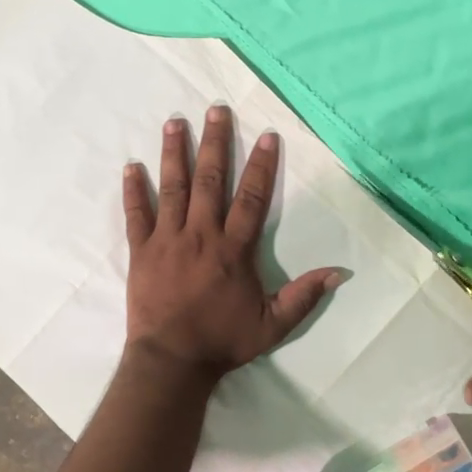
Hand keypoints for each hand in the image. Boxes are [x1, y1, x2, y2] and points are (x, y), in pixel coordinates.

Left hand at [121, 106, 342, 383]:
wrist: (172, 361)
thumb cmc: (223, 341)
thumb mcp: (273, 325)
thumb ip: (304, 296)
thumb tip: (340, 272)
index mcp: (234, 249)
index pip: (251, 198)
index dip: (260, 165)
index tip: (265, 135)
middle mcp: (201, 234)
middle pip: (210, 180)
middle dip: (215, 142)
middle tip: (215, 109)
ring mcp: (168, 240)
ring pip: (172, 188)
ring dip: (174, 153)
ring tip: (175, 122)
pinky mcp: (141, 251)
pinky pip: (136, 215)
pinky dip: (133, 190)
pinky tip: (131, 166)